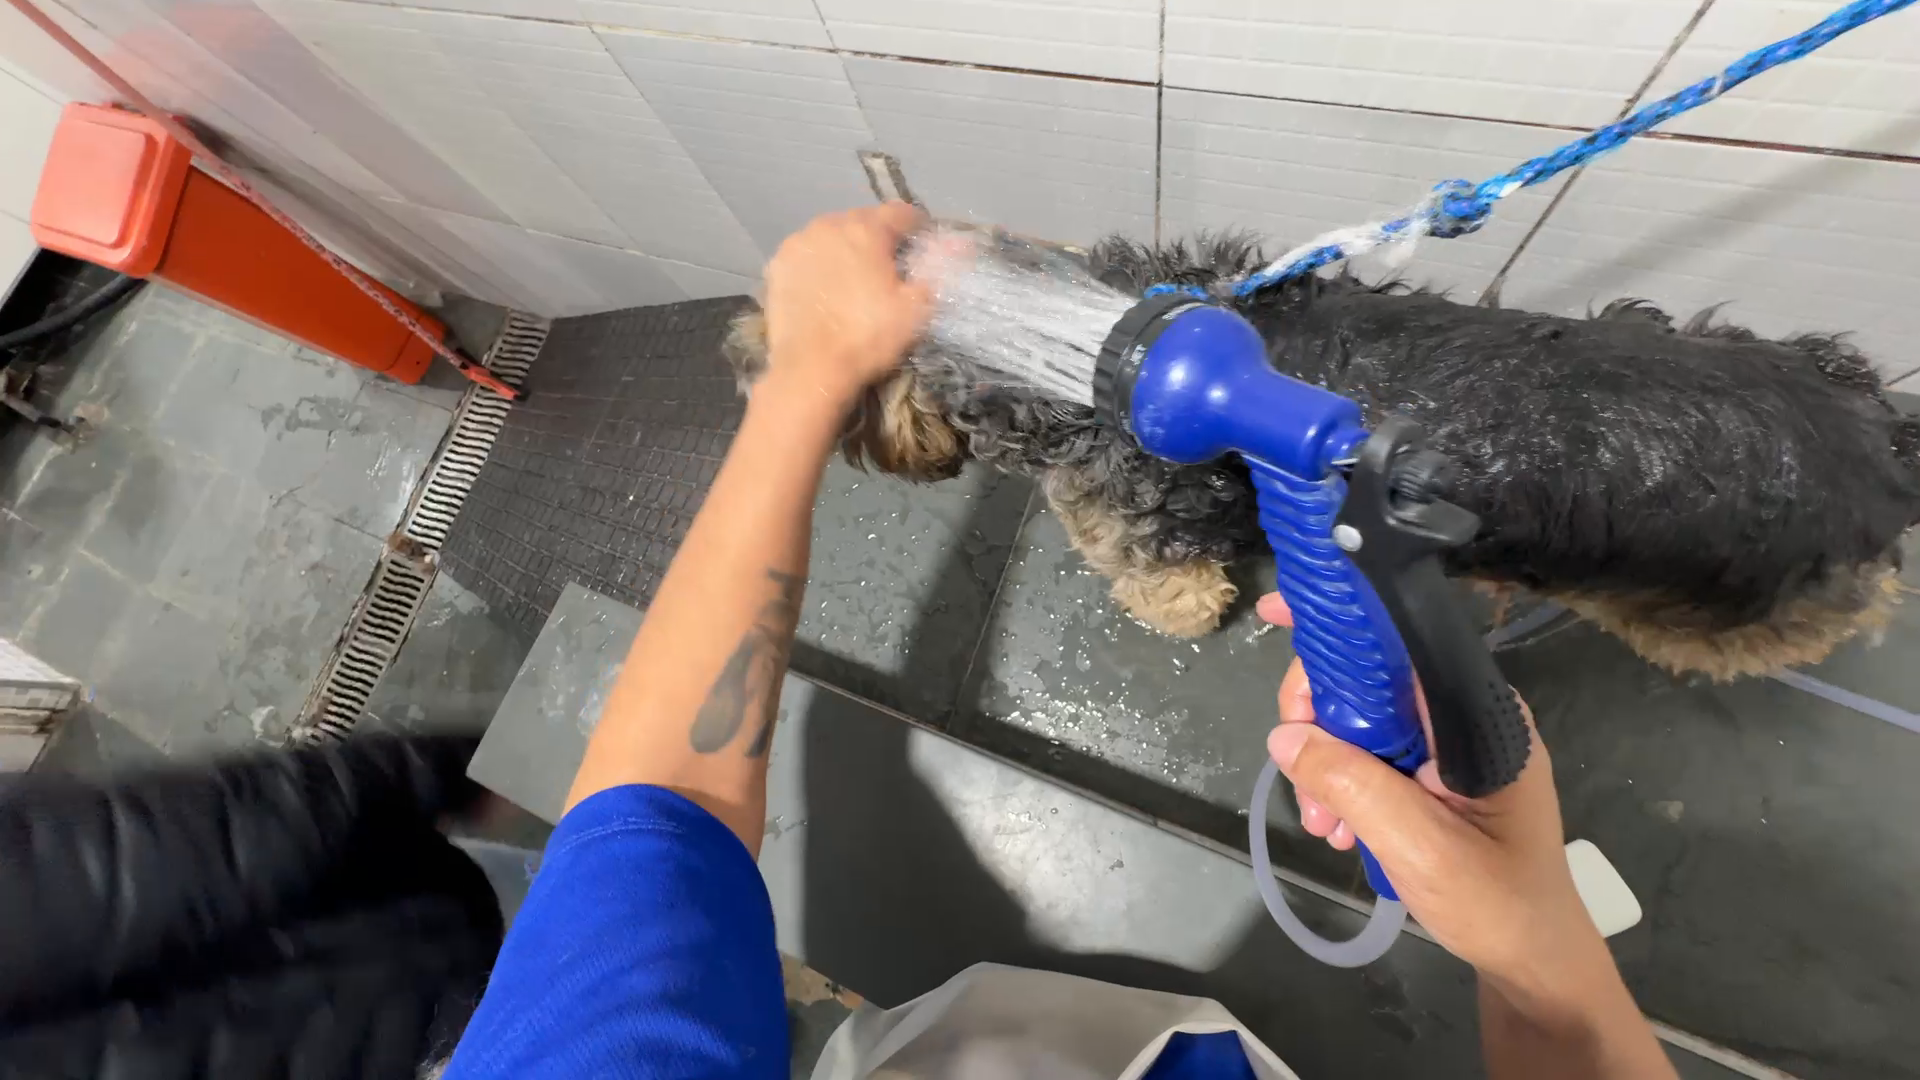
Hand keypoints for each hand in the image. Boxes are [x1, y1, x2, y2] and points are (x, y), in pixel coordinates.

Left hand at [760, 202, 932, 409]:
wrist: (811, 370)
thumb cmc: (869, 338)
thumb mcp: (917, 309)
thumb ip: (940, 269)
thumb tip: (962, 242)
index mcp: (866, 229)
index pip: (901, 213)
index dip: (918, 228)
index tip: (925, 248)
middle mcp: (828, 225)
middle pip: (863, 223)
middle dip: (879, 242)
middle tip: (890, 273)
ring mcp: (798, 245)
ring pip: (832, 238)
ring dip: (847, 252)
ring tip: (856, 284)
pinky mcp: (777, 268)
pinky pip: (808, 258)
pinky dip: (820, 268)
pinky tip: (826, 293)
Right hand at [1256, 593, 1601, 995]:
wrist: (1533, 963)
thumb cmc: (1496, 902)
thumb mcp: (1421, 846)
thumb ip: (1353, 785)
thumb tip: (1284, 737)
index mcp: (1474, 714)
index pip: (1397, 643)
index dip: (1337, 622)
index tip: (1276, 612)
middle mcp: (1453, 715)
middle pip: (1360, 678)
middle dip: (1314, 718)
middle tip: (1297, 773)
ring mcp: (1435, 742)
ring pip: (1349, 717)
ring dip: (1319, 762)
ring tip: (1321, 822)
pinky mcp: (1420, 770)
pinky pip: (1356, 751)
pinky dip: (1331, 781)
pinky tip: (1332, 823)